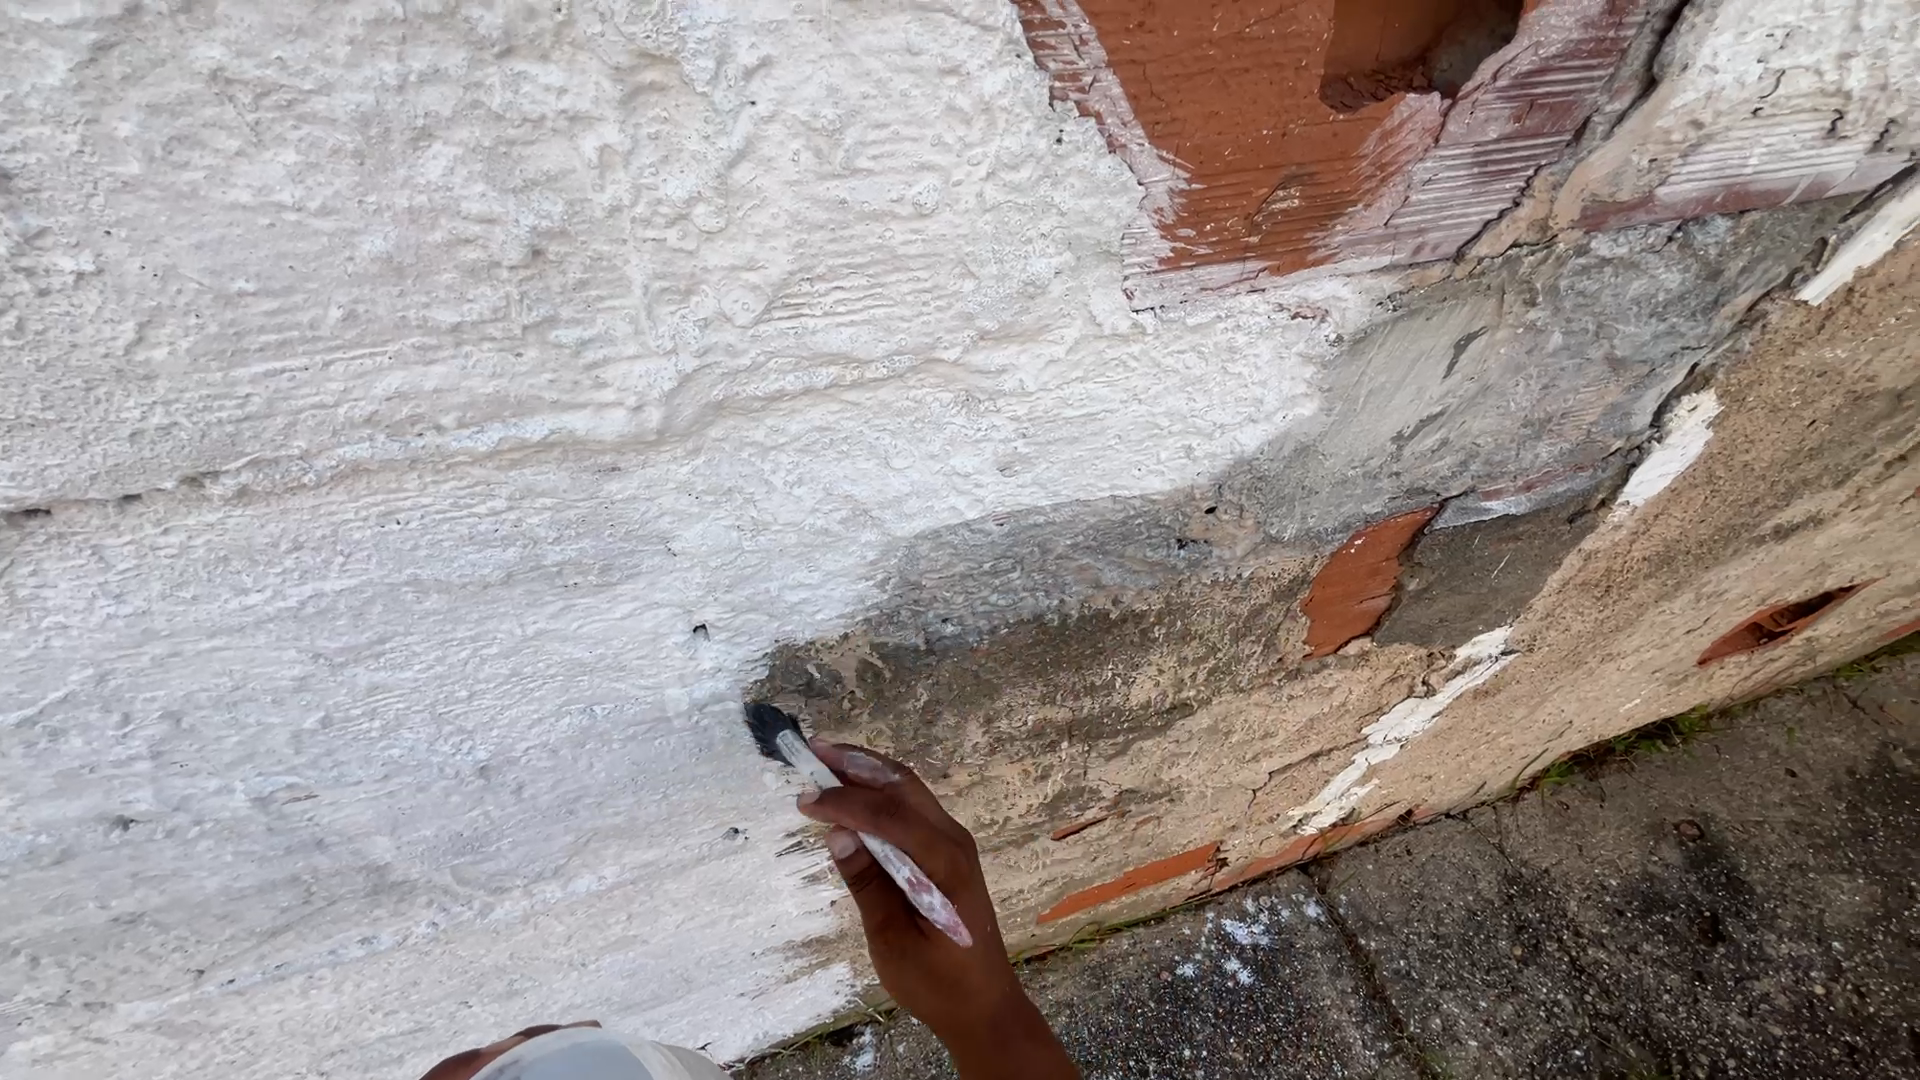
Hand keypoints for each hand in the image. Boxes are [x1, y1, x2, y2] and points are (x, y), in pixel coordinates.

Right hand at [798, 741, 1078, 1079]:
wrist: (983, 1004)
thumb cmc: (938, 983)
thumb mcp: (893, 942)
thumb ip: (868, 884)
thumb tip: (837, 833)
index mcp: (944, 861)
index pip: (889, 816)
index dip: (845, 802)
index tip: (805, 799)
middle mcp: (952, 838)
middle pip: (902, 785)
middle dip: (857, 764)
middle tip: (813, 751)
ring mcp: (952, 839)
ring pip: (907, 790)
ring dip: (867, 772)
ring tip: (826, 761)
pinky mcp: (945, 847)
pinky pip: (910, 807)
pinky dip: (878, 793)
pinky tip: (852, 795)